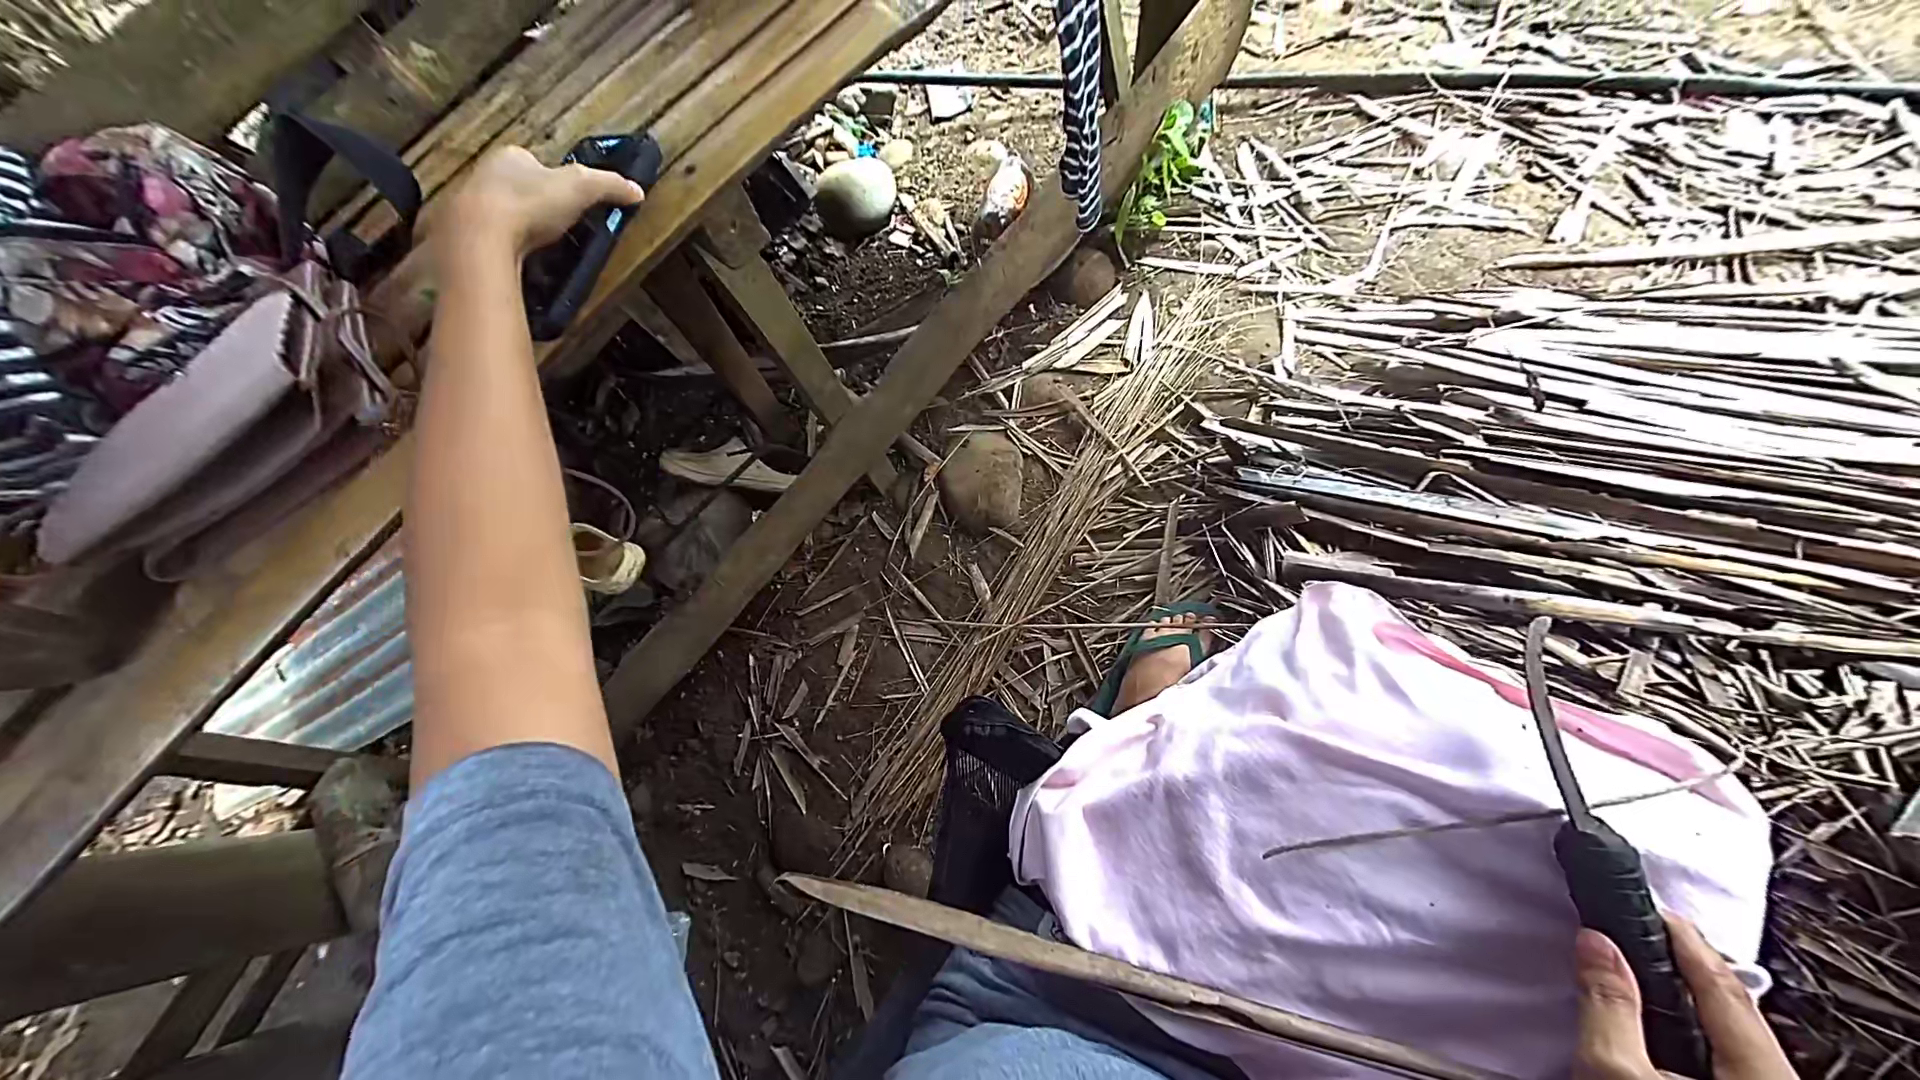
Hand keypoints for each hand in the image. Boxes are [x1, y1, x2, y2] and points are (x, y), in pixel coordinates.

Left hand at [429, 146, 644, 258]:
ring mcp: (472, 201)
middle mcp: (486, 172)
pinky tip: (524, 258)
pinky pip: (494, 236)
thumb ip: (610, 186)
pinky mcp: (466, 231)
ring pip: (505, 211)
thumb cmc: (532, 202)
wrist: (482, 233)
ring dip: (523, 226)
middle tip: (562, 227)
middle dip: (539, 204)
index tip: (572, 202)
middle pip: (520, 187)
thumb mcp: (581, 188)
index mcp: (511, 156)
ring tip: (544, 247)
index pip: (536, 163)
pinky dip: (509, 245)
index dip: (556, 181)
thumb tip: (639, 191)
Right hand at [1573, 915, 1793, 1079]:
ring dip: (1692, 1000)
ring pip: (1735, 1038)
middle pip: (1737, 1012)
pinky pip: (1731, 1058)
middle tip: (1653, 932)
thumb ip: (1608, 1005)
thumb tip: (1596, 943)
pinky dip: (1697, 1029)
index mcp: (1757, 1072)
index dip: (1683, 939)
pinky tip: (1672, 1025)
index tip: (1654, 906)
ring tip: (1656, 973)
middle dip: (1691, 968)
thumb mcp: (1615, 1070)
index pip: (1720, 986)